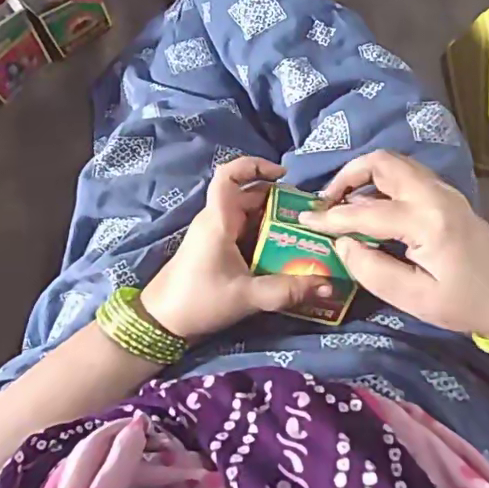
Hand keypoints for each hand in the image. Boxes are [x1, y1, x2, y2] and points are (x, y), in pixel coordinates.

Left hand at [140, 156, 333, 340]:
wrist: (161, 322)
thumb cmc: (199, 300)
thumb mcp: (247, 296)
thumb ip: (287, 290)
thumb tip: (327, 286)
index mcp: (218, 220)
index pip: (229, 175)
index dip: (255, 165)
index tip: (283, 174)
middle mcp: (216, 220)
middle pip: (248, 196)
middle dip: (278, 200)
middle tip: (308, 215)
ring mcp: (214, 235)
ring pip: (247, 216)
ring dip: (273, 220)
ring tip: (303, 233)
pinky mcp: (215, 250)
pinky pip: (243, 232)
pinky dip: (263, 236)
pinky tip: (283, 252)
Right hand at [300, 150, 488, 336]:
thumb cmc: (468, 304)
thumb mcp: (416, 299)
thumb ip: (372, 270)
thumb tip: (342, 244)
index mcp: (426, 221)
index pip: (364, 212)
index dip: (329, 217)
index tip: (304, 219)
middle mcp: (433, 195)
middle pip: (382, 162)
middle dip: (346, 176)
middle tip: (327, 203)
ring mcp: (443, 192)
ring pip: (394, 164)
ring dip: (364, 176)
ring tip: (344, 204)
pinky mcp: (447, 197)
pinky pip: (406, 175)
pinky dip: (381, 182)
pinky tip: (370, 208)